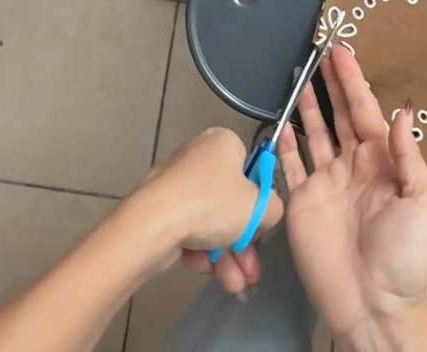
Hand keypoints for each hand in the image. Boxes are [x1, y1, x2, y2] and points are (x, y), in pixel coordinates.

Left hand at [141, 127, 280, 296]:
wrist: (152, 223)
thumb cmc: (212, 204)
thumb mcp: (259, 206)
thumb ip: (273, 208)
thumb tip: (265, 213)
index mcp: (223, 142)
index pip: (250, 168)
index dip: (259, 202)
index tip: (261, 228)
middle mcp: (199, 155)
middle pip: (230, 201)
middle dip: (243, 242)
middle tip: (251, 271)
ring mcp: (177, 182)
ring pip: (211, 220)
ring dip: (227, 255)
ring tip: (235, 285)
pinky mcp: (160, 207)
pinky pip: (189, 228)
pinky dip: (201, 250)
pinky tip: (208, 272)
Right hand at [278, 44, 426, 346]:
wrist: (373, 306)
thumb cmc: (404, 255)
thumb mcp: (422, 202)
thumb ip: (408, 155)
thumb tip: (402, 110)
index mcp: (381, 162)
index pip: (365, 111)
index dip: (353, 82)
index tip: (342, 51)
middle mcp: (352, 165)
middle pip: (340, 114)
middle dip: (332, 83)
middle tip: (322, 51)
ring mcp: (325, 182)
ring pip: (316, 132)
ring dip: (310, 104)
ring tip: (301, 74)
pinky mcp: (302, 201)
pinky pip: (292, 164)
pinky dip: (286, 141)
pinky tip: (282, 120)